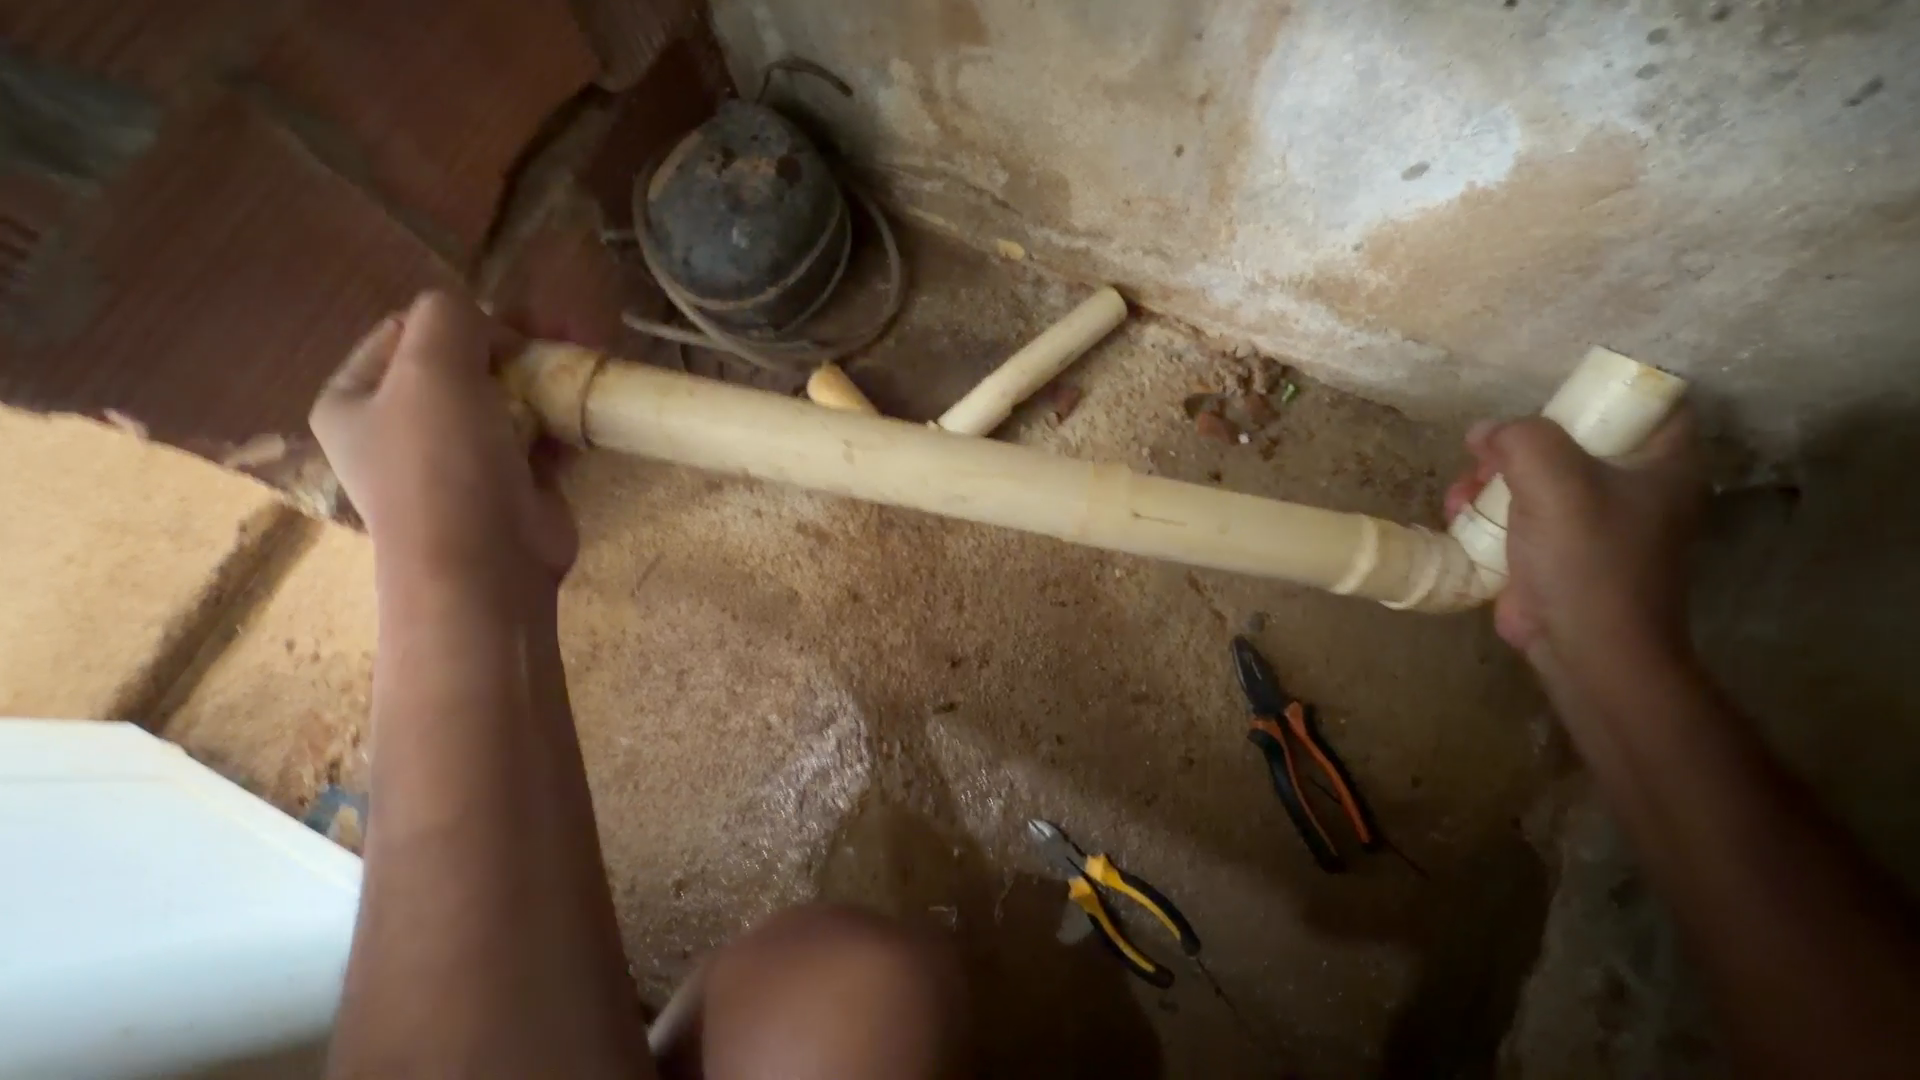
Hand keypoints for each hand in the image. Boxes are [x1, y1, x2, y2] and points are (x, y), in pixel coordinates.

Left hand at [310, 291, 576, 584]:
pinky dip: (559, 423)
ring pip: (506, 398)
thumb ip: (448, 317)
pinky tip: (581, 417)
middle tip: (561, 337)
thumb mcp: (431, 368)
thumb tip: (484, 322)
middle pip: (463, 364)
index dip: (459, 321)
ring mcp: (459, 460)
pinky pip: (535, 436)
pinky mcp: (510, 484)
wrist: (485, 565)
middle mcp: (401, 428)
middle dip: (514, 349)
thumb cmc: (443, 463)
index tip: (505, 332)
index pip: (406, 332)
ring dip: (544, 382)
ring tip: (581, 369)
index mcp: (355, 399)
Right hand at [1444, 411, 1702, 663]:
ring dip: (1487, 480)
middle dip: (1516, 446)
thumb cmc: (1588, 559)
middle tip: (1484, 458)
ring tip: (1461, 496)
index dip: (1596, 395)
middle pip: (1569, 441)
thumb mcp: (1555, 482)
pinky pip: (1515, 515)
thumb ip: (1521, 440)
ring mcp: (1590, 522)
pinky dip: (1484, 513)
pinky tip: (1459, 519)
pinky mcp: (1553, 551)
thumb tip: (1486, 432)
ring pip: (1532, 478)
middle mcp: (1631, 488)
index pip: (1645, 405)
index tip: (1543, 404)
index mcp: (1661, 464)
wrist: (1583, 645)